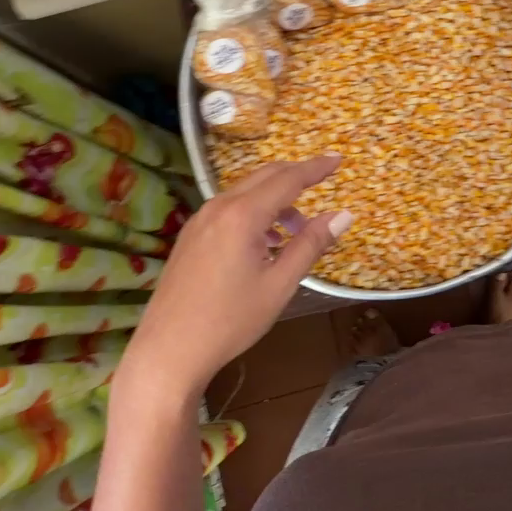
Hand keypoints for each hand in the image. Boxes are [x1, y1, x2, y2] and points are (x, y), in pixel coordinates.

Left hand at [123, 156, 351, 400]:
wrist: (168, 351)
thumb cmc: (230, 321)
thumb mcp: (279, 284)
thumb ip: (311, 244)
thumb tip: (342, 215)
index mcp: (243, 216)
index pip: (288, 179)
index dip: (316, 168)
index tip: (338, 159)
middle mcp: (218, 207)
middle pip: (265, 177)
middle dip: (297, 177)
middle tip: (324, 182)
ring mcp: (200, 220)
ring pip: (246, 192)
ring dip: (276, 200)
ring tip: (298, 232)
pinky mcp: (191, 235)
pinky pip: (230, 208)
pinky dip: (255, 212)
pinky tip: (265, 243)